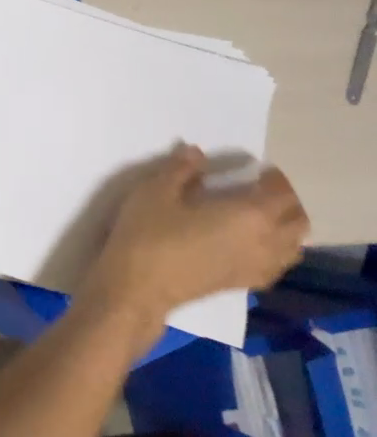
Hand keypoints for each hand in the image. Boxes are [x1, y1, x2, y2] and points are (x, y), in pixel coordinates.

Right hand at [82, 145, 309, 319]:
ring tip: (263, 218)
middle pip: (298, 219)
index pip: (282, 192)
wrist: (139, 285)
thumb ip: (178, 171)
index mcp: (251, 214)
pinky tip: (254, 247)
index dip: (274, 179)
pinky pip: (279, 263)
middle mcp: (269, 240)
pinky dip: (277, 250)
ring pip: (294, 243)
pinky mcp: (247, 281)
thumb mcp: (153, 194)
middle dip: (286, 202)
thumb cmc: (147, 235)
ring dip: (286, 227)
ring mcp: (262, 264)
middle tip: (262, 192)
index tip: (258, 170)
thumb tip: (195, 152)